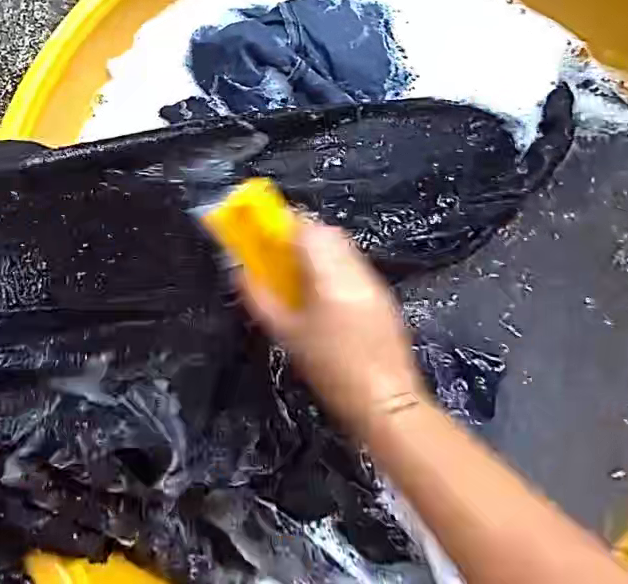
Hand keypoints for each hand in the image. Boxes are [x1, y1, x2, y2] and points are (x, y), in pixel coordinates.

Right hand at [235, 221, 426, 437]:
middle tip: (281, 253)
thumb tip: (240, 272)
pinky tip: (327, 293)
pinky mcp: (384, 294)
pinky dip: (337, 265)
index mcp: (328, 275)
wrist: (387, 404)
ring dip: (321, 248)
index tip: (265, 234)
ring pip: (343, 245)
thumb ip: (260, 298)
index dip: (283, 224)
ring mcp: (373, 280)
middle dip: (302, 233)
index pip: (306, 229)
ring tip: (302, 272)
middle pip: (327, 231)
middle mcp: (354, 269)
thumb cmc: (330, 371)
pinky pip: (355, 263)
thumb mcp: (287, 336)